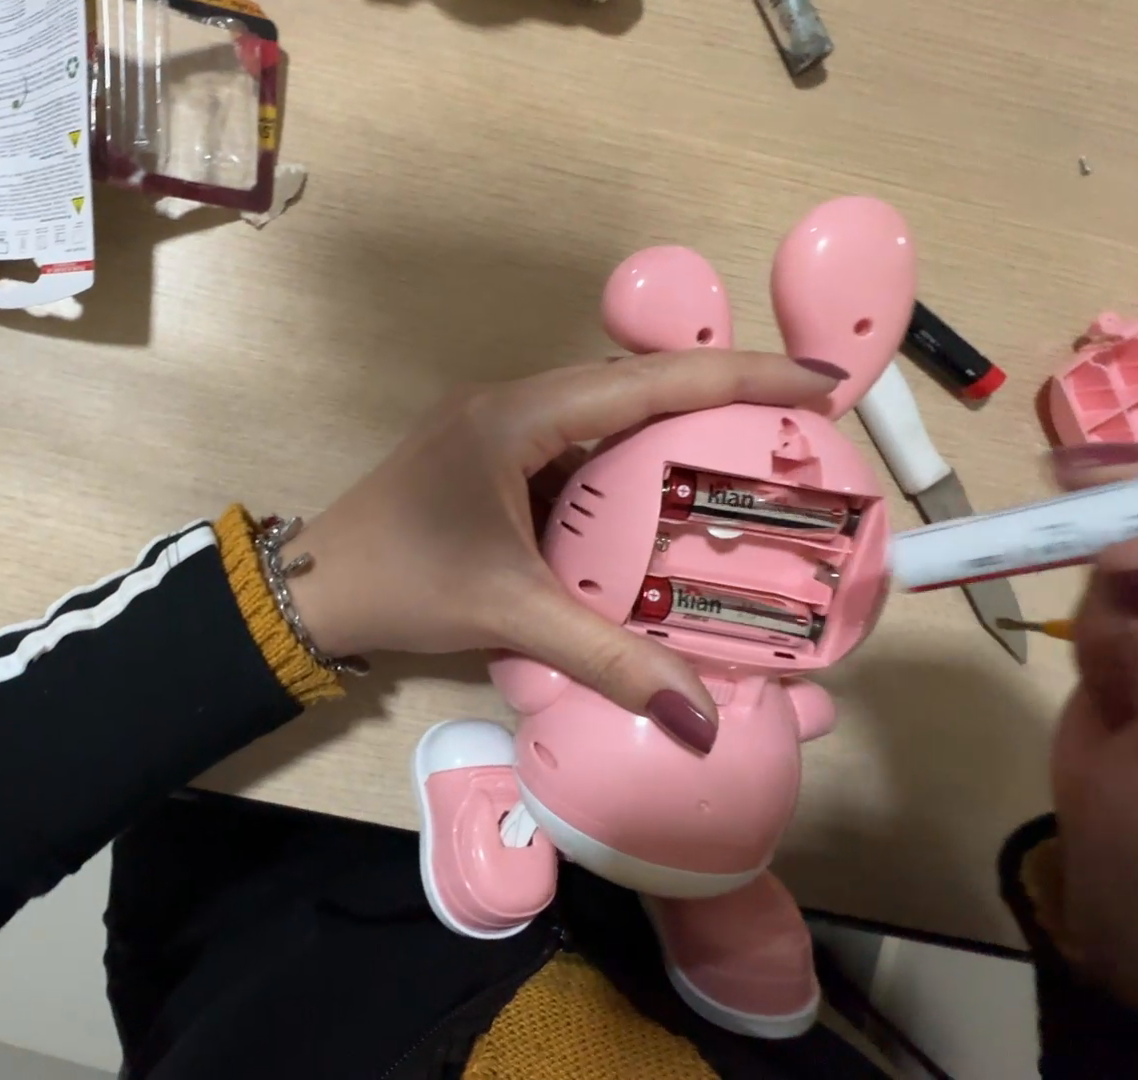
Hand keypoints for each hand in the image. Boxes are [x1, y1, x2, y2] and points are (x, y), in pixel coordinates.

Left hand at [282, 352, 847, 751]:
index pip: (644, 382)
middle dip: (708, 404)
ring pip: (595, 421)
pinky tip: (648, 511)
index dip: (738, 376)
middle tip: (786, 435)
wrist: (319, 587)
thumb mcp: (512, 612)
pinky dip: (611, 474)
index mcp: (515, 417)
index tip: (819, 384)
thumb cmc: (403, 584)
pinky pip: (564, 452)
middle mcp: (506, 406)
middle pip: (626, 390)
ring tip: (733, 470)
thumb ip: (610, 660)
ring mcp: (490, 430)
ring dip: (657, 442)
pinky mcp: (482, 459)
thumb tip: (704, 720)